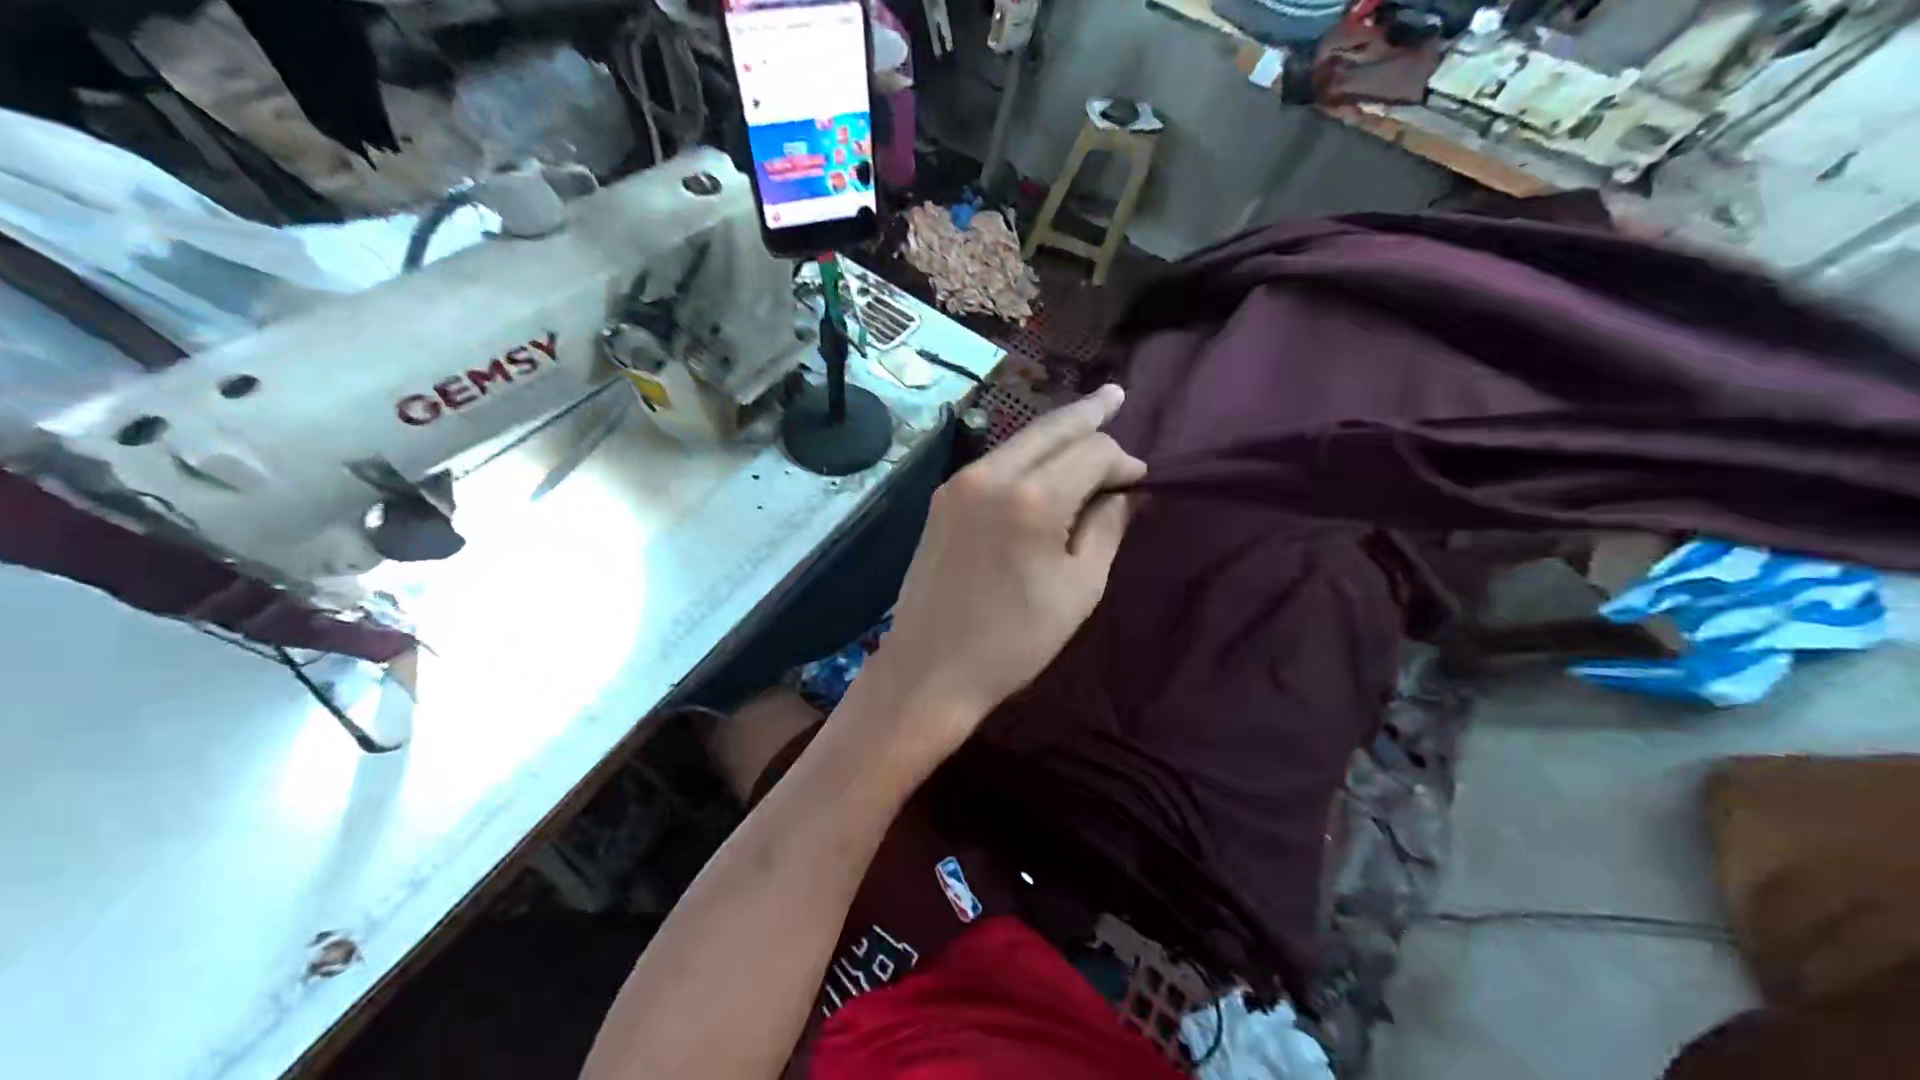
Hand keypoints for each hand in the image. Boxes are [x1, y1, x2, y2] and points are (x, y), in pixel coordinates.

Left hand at [853, 384, 1145, 756]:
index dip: (1123, 461)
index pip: (1092, 452)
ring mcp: (959, 484)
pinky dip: (1027, 456)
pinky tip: (1044, 461)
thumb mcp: (1079, 589)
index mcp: (1031, 498)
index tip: (1141, 482)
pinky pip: (995, 463)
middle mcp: (990, 475)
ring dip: (1056, 434)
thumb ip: (1107, 529)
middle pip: (1051, 428)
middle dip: (1088, 413)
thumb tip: (1126, 494)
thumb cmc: (1014, 641)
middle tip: (1116, 394)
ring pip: (1020, 441)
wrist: (930, 669)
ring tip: (1087, 421)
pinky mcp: (942, 499)